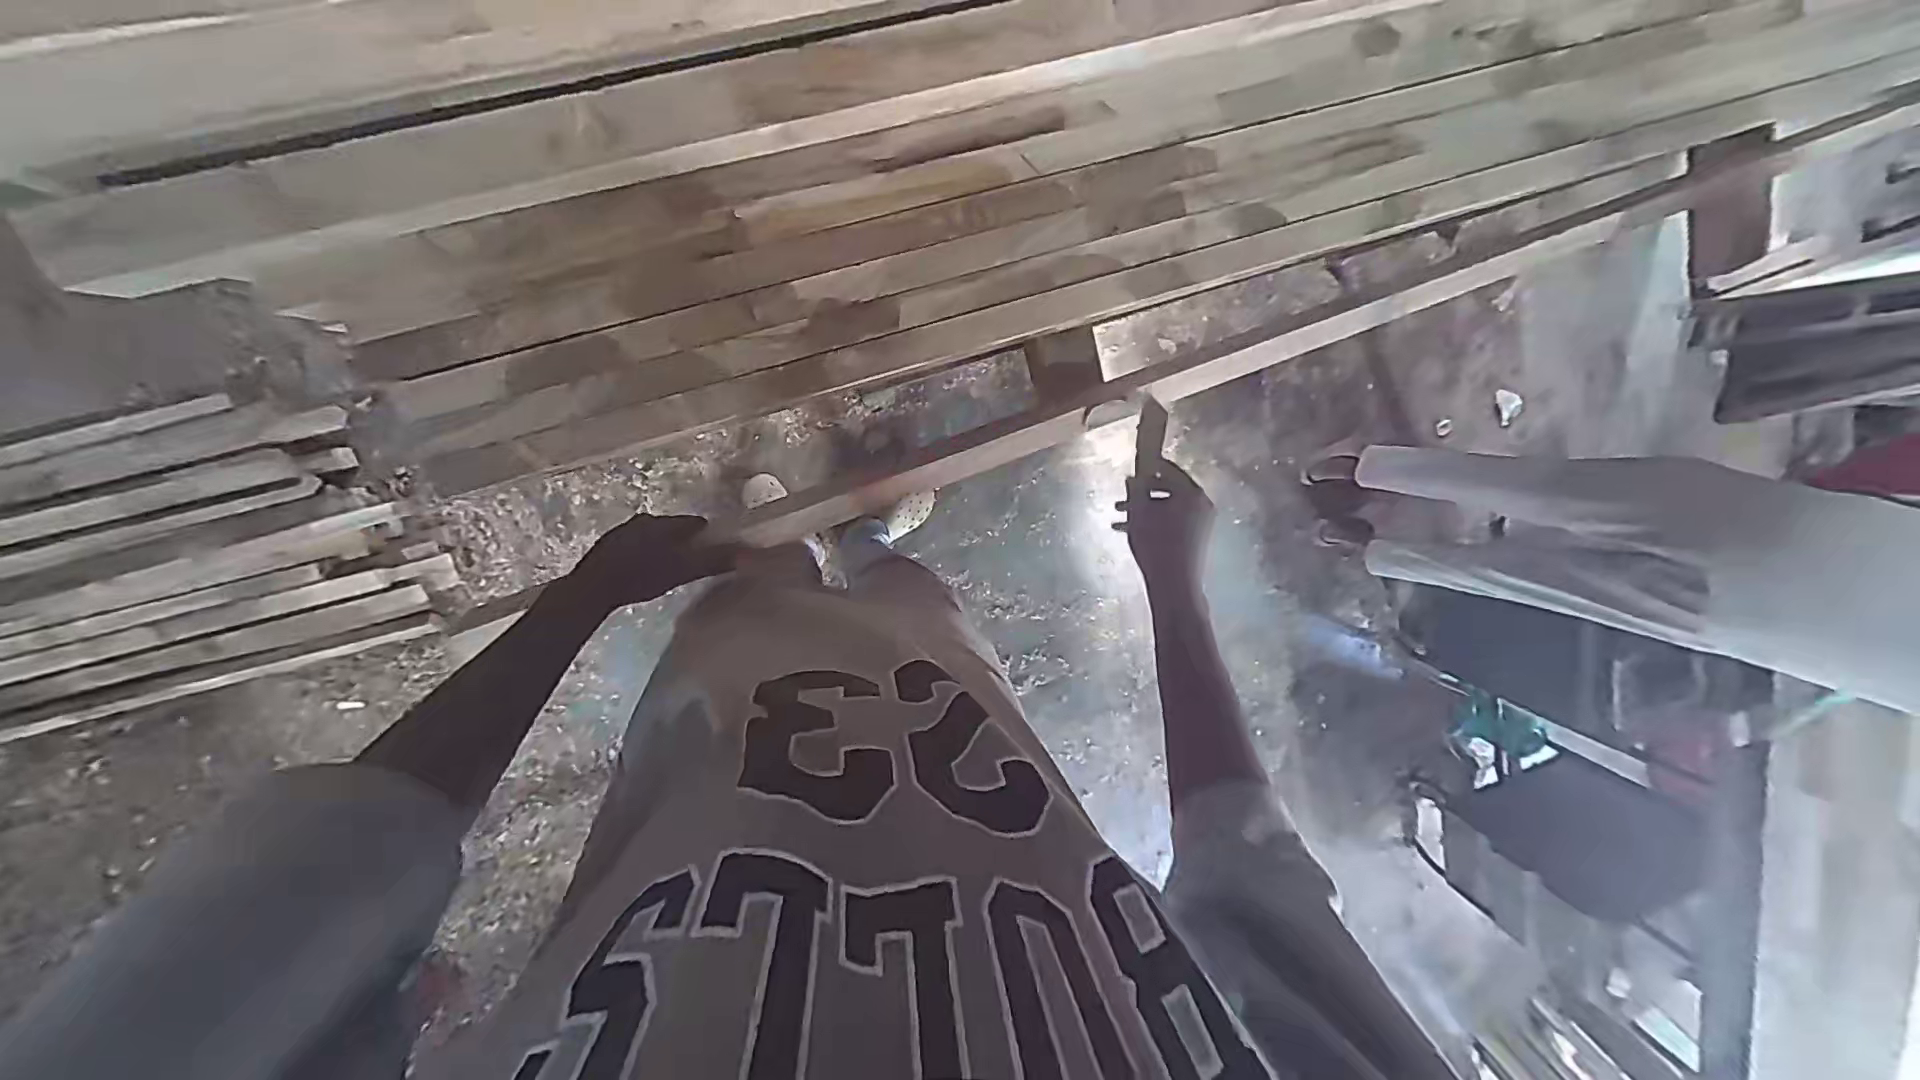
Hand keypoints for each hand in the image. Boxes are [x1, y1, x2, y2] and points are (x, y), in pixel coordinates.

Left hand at [565, 513, 738, 608]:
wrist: (592, 589)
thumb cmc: (642, 576)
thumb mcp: (684, 570)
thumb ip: (715, 561)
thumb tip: (750, 553)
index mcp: (664, 523)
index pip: (695, 523)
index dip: (708, 536)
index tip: (715, 550)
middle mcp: (643, 521)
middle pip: (674, 529)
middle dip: (685, 542)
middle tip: (693, 563)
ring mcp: (622, 532)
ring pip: (653, 537)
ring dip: (663, 549)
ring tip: (670, 570)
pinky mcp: (607, 547)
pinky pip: (636, 546)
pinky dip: (645, 556)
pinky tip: (644, 573)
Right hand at [1116, 461, 1213, 594]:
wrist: (1175, 582)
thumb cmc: (1156, 543)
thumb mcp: (1140, 513)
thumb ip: (1136, 491)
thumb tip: (1132, 478)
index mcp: (1191, 493)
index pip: (1168, 470)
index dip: (1149, 468)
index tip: (1133, 470)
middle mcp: (1202, 503)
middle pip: (1169, 490)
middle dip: (1143, 494)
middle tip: (1122, 501)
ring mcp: (1202, 521)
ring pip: (1169, 507)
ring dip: (1146, 510)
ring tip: (1121, 519)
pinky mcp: (1198, 536)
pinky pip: (1175, 520)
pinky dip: (1156, 521)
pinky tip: (1132, 531)